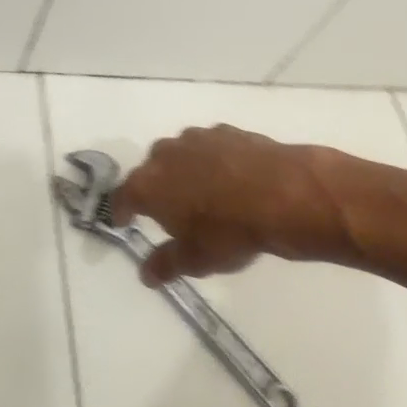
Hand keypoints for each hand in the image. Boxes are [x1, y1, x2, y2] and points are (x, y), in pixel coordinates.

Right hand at [111, 125, 359, 284]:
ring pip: (180, 155)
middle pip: (150, 171)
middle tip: (170, 210)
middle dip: (156, 188)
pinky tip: (230, 178)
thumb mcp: (196, 259)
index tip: (125, 221)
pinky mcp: (226, 131)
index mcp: (148, 185)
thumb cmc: (230, 231)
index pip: (122, 197)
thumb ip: (166, 264)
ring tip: (202, 192)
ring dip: (184, 171)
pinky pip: (209, 147)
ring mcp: (196, 138)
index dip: (122, 211)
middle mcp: (165, 154)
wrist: (284, 194)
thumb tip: (146, 275)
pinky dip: (213, 161)